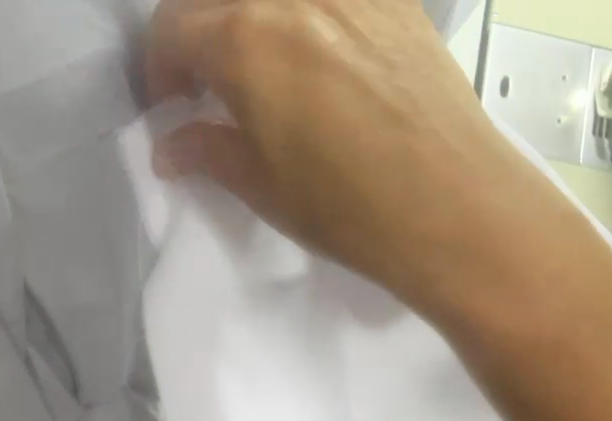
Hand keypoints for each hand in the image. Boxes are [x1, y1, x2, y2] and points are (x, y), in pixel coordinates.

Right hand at [145, 0, 571, 308]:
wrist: (452, 207)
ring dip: (253, 23)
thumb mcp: (263, 187)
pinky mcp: (395, 1)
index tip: (170, 106)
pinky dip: (307, 20)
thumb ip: (208, 152)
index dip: (159, 68)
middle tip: (210, 86)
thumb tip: (169, 148)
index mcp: (246, 37)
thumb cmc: (347, 207)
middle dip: (201, 36)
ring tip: (267, 72)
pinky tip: (322, 60)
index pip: (173, 27)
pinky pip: (332, 1)